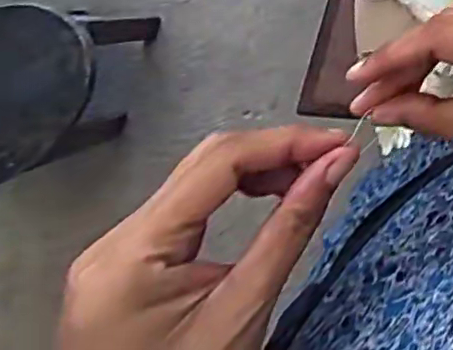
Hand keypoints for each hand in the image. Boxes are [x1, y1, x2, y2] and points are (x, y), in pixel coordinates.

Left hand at [57, 128, 357, 349]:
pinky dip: (239, 188)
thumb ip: (292, 226)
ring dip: (262, 166)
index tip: (339, 143)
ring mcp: (117, 249)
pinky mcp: (130, 259)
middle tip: (331, 156)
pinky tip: (272, 191)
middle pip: (209, 161)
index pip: (220, 161)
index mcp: (131, 253)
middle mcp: (114, 240)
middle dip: (277, 151)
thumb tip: (338, 161)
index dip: (286, 142)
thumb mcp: (244, 310)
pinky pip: (192, 200)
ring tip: (310, 174)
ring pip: (201, 175)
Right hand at [347, 1, 452, 170]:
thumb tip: (381, 110)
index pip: (437, 37)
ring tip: (390, 84)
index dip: (391, 59)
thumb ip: (433, 115)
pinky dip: (449, 43)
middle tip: (367, 93)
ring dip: (423, 49)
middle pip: (444, 24)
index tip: (354, 84)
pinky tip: (429, 67)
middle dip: (402, 57)